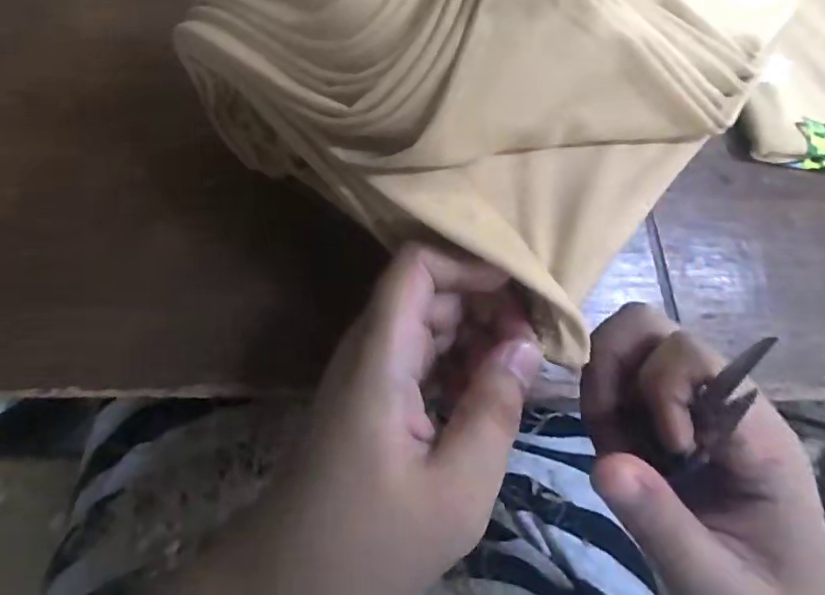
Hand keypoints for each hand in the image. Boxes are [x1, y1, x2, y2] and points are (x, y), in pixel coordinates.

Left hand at [158, 243, 543, 594]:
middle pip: (429, 290)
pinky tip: (486, 393)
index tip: (519, 288)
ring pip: (428, 321)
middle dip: (484, 302)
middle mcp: (370, 346)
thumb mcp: (455, 492)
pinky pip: (420, 354)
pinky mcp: (372, 392)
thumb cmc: (371, 540)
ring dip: (475, 333)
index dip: (467, 262)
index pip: (416, 265)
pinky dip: (457, 360)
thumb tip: (526, 346)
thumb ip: (494, 412)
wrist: (291, 579)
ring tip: (519, 367)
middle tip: (532, 342)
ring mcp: (368, 368)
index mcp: (381, 355)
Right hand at [583, 305, 824, 594]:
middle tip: (609, 430)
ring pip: (629, 343)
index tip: (668, 457)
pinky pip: (621, 377)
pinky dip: (603, 402)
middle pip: (652, 328)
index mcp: (755, 429)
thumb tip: (604, 465)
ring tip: (614, 448)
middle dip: (613, 366)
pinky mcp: (667, 414)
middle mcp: (722, 397)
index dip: (660, 389)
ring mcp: (692, 401)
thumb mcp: (720, 583)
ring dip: (603, 385)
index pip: (692, 354)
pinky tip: (617, 452)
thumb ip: (665, 526)